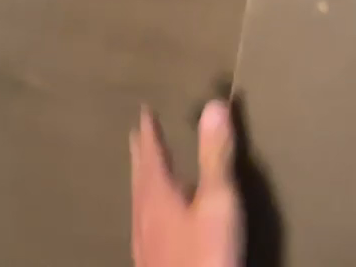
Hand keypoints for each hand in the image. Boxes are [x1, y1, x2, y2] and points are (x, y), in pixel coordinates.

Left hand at [130, 102, 242, 266]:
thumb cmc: (207, 254)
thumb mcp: (218, 201)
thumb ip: (216, 155)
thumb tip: (213, 105)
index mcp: (159, 197)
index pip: (151, 156)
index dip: (149, 133)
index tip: (144, 112)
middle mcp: (146, 218)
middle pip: (140, 179)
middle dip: (142, 155)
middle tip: (137, 134)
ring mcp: (146, 245)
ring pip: (140, 202)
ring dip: (143, 179)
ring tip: (146, 169)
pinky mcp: (153, 264)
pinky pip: (145, 222)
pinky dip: (149, 204)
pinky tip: (157, 220)